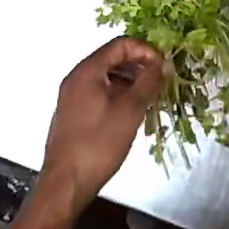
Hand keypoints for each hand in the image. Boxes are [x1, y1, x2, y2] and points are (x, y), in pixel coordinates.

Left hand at [39, 37, 164, 212]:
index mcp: (87, 71)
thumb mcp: (130, 110)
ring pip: (107, 76)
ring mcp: (72, 96)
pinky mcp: (73, 113)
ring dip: (130, 80)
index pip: (120, 44)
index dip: (145, 50)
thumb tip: (163, 63)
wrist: (65, 184)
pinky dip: (118, 93)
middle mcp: (76, 77)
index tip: (163, 65)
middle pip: (112, 58)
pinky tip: (132, 111)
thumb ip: (149, 81)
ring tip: (150, 96)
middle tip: (160, 79)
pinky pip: (99, 91)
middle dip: (139, 65)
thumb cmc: (98, 143)